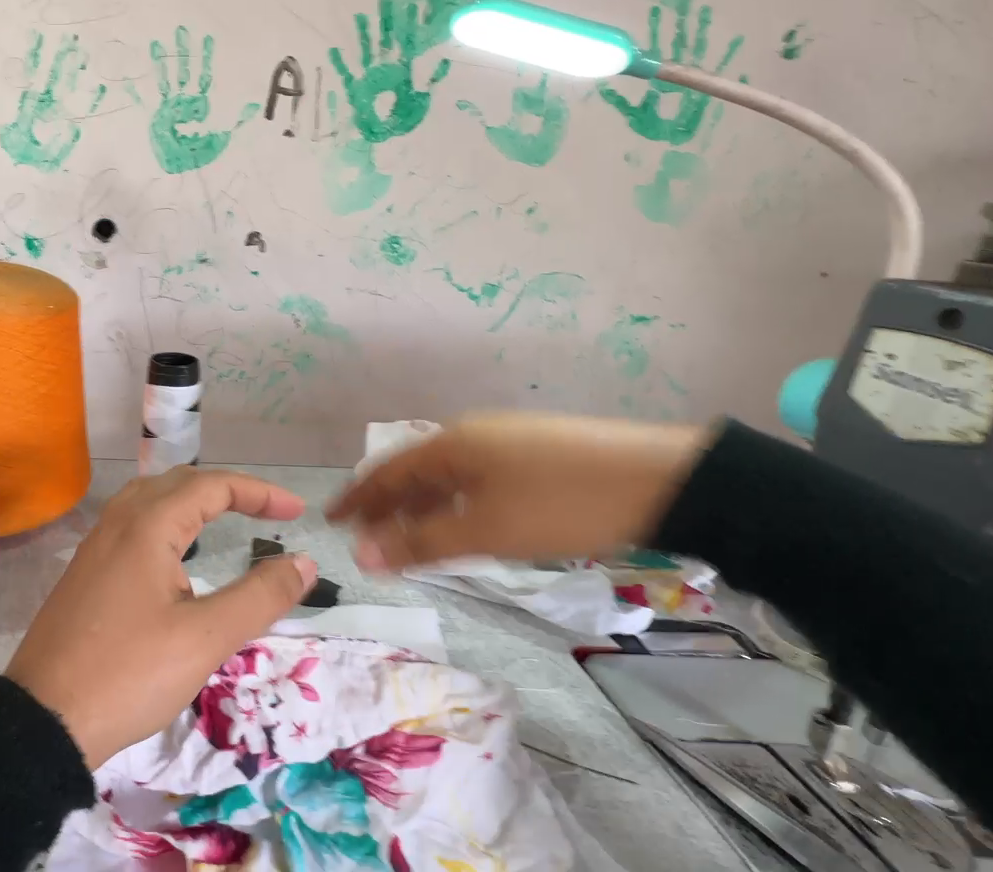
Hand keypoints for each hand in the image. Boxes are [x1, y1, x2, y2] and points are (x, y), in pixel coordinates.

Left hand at [4, 467, 317, 767]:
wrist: (44, 719)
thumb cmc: (129, 673)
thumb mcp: (205, 638)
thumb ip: (259, 597)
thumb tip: (302, 562)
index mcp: (147, 526)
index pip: (212, 486)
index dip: (259, 492)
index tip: (297, 512)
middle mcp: (117, 524)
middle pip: (177, 483)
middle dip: (227, 490)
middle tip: (268, 512)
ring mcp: (95, 548)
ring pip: (149, 502)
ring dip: (191, 502)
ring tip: (225, 519)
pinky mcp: (85, 575)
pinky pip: (131, 528)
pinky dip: (166, 524)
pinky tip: (174, 559)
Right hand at [328, 413, 712, 570]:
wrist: (661, 479)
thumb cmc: (561, 504)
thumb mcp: (485, 530)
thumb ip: (421, 544)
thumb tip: (361, 557)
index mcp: (451, 444)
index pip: (387, 472)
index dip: (356, 498)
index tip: (330, 520)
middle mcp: (472, 435)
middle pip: (415, 471)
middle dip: (387, 505)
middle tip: (366, 536)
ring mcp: (507, 441)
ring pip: (447, 476)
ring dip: (422, 507)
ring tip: (410, 537)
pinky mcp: (537, 453)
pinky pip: (475, 478)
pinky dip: (454, 503)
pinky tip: (466, 523)